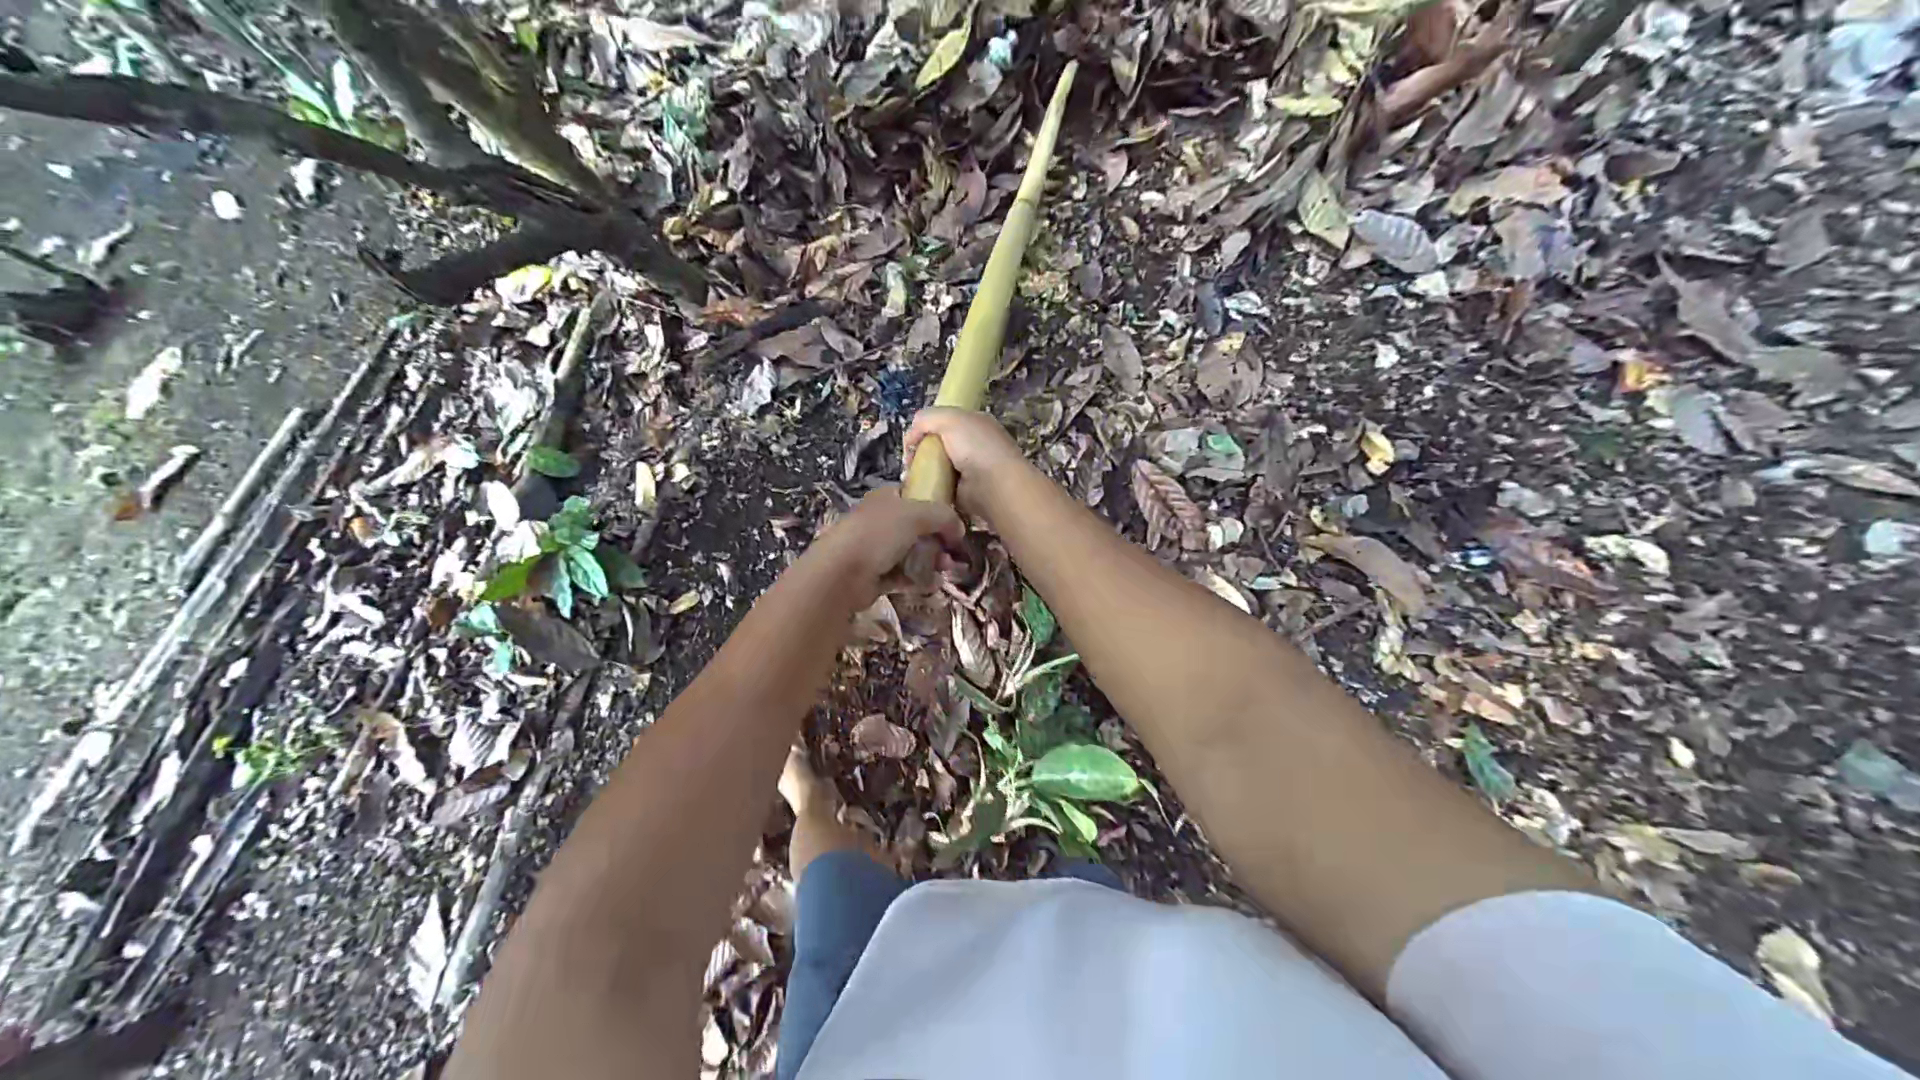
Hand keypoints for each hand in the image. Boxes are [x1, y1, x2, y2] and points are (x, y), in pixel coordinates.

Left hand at [805, 486, 963, 607]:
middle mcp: (879, 521)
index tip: (954, 523)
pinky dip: (918, 579)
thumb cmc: (878, 535)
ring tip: (945, 570)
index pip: (915, 496)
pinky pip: (903, 575)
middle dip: (937, 539)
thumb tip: (959, 528)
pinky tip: (933, 584)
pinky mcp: (874, 576)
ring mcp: (875, 549)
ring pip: (911, 553)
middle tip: (952, 552)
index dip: (936, 507)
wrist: (841, 574)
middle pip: (916, 528)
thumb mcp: (917, 514)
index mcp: (885, 499)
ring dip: (931, 561)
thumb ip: (943, 516)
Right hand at [903, 408, 1033, 520]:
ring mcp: (969, 470)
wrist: (994, 485)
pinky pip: (940, 487)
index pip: (944, 422)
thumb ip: (926, 418)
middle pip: (938, 445)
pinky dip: (928, 488)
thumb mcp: (950, 418)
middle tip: (909, 461)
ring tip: (910, 476)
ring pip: (936, 467)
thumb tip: (911, 437)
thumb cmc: (976, 446)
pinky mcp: (963, 492)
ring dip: (921, 471)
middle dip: (920, 451)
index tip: (911, 441)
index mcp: (974, 423)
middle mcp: (973, 445)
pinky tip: (919, 489)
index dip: (925, 429)